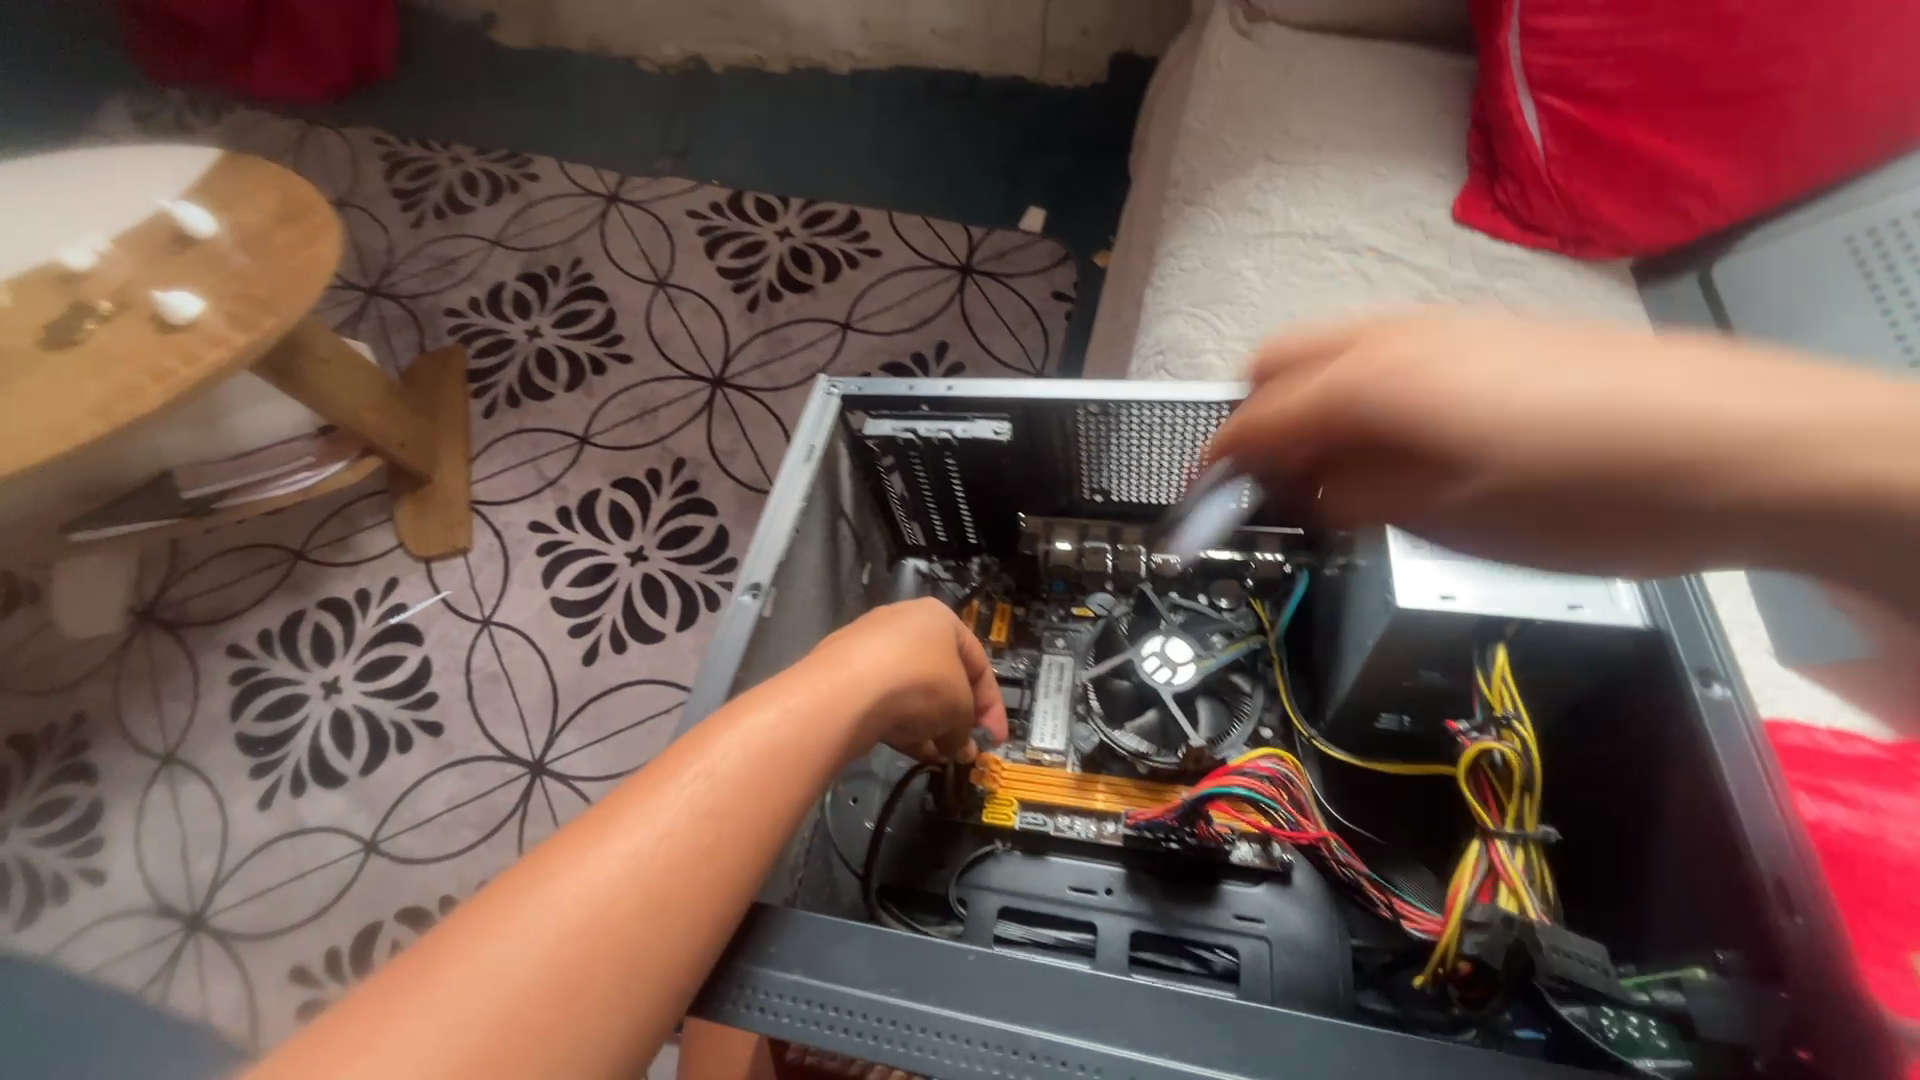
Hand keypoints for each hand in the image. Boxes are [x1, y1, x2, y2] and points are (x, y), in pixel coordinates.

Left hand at [809, 598, 1007, 763]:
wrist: (845, 692)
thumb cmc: (920, 685)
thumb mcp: (960, 709)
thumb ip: (966, 727)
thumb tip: (960, 747)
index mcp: (940, 617)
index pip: (978, 663)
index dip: (991, 706)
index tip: (994, 739)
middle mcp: (904, 623)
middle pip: (942, 676)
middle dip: (956, 718)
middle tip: (963, 750)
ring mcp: (870, 646)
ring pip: (911, 690)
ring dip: (929, 725)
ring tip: (937, 756)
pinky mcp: (844, 672)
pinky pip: (882, 698)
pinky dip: (899, 722)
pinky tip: (908, 749)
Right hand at [1209, 310, 1919, 581]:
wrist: (1748, 446)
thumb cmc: (1583, 499)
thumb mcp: (1441, 521)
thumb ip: (1347, 500)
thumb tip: (1301, 494)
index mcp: (1367, 386)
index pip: (1253, 421)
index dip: (1216, 467)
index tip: (1201, 505)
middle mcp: (1389, 337)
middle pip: (1273, 361)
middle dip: (1254, 420)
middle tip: (1271, 482)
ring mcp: (1439, 324)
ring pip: (1325, 347)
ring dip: (1303, 400)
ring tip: (1333, 465)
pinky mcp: (1483, 330)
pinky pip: (1378, 348)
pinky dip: (1353, 389)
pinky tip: (1398, 437)